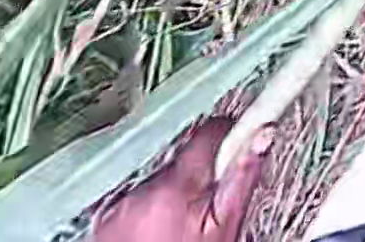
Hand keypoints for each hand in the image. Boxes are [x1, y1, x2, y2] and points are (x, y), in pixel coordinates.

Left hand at [92, 118, 271, 241]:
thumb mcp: (224, 230)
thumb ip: (243, 175)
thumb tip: (262, 134)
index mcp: (176, 187)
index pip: (211, 131)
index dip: (231, 135)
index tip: (242, 141)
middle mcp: (141, 192)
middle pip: (185, 157)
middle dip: (201, 174)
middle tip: (209, 207)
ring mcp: (116, 210)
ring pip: (162, 178)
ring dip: (175, 193)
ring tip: (181, 227)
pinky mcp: (102, 224)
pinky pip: (136, 199)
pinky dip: (150, 210)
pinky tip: (158, 234)